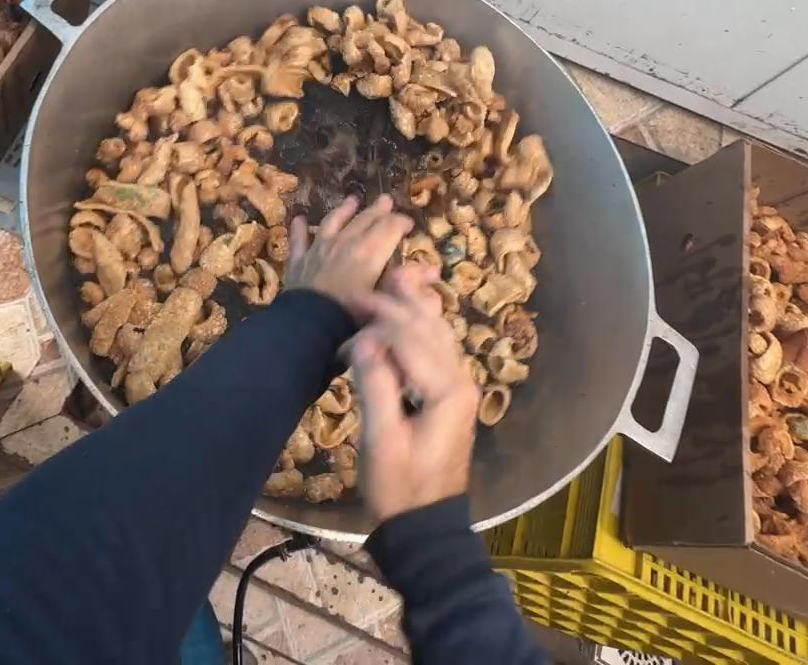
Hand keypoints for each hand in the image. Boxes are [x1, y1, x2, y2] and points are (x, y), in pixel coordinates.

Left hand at [285, 196, 413, 319]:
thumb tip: (432, 270)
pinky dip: (300, 229)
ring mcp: (319, 249)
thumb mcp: (386, 301)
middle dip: (378, 210)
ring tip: (352, 200)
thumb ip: (407, 282)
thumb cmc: (352, 317)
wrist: (309, 327)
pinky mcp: (299, 260)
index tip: (409, 224)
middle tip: (386, 200)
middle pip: (364, 220)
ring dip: (344, 210)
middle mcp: (346, 242)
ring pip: (333, 222)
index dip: (401, 223)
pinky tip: (299, 219)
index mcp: (370, 251)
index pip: (390, 228)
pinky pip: (299, 240)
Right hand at [347, 269, 479, 521]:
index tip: (346, 305)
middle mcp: (461, 379)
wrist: (426, 527)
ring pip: (437, 332)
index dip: (378, 316)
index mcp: (448, 390)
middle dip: (392, 305)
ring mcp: (459, 386)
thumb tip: (363, 339)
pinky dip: (418, 326)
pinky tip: (406, 314)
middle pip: (427, 327)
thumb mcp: (382, 441)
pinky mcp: (451, 393)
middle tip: (357, 293)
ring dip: (410, 308)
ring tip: (391, 281)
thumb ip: (376, 385)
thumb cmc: (400, 488)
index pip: (410, 336)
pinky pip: (436, 347)